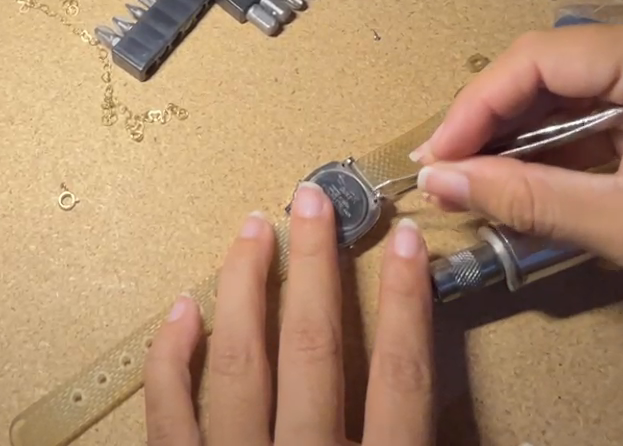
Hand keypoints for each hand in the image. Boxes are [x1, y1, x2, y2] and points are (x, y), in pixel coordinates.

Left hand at [142, 183, 432, 445]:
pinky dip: (173, 358)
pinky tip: (184, 311)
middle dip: (313, 264)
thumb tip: (452, 403)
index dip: (405, 302)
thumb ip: (414, 437)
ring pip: (242, 363)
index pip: (400, 377)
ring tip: (253, 228)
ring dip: (246, 287)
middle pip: (313, 348)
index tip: (405, 240)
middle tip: (311, 200)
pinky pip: (170, 411)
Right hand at [412, 9, 622, 362]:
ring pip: (568, 90)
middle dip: (493, 121)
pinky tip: (522, 174)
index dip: (475, 109)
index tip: (433, 158)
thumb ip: (527, 198)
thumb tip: (436, 181)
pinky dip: (558, 146)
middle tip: (445, 169)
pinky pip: (598, 111)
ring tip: (472, 175)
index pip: (539, 61)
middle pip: (550, 69)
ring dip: (520, 135)